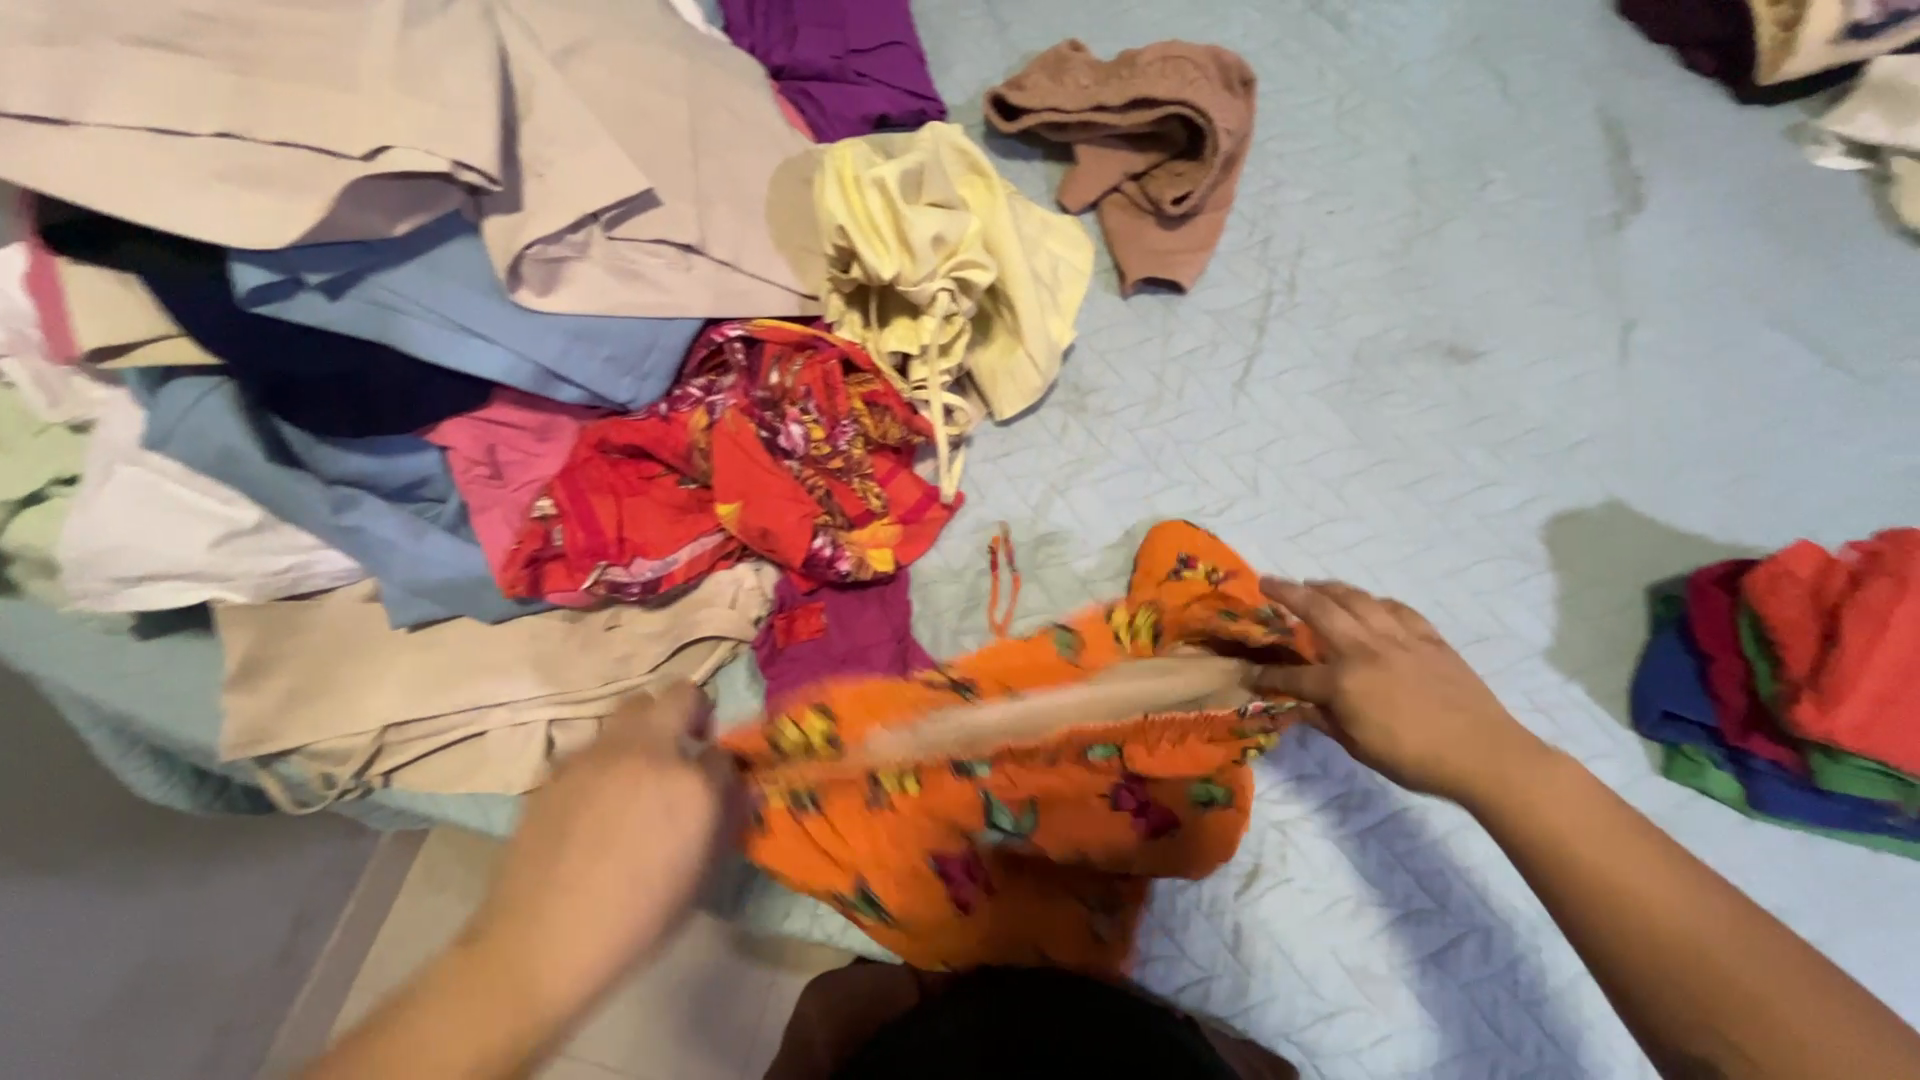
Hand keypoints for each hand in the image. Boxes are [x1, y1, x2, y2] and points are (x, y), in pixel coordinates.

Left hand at [463, 682, 740, 1007]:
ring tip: (639, 767)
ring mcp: (598, 755)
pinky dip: (607, 756)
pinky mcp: (559, 767)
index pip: (723, 751)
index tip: (715, 784)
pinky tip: (597, 795)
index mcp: (692, 785)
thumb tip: (726, 789)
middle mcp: (648, 754)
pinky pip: (594, 743)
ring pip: (633, 707)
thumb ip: (719, 819)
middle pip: (680, 695)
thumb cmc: (636, 920)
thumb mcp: (699, 874)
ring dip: (647, 726)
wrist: (543, 942)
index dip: (722, 767)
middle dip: (691, 712)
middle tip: (687, 744)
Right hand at [1256, 578, 1552, 802]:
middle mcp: (1364, 650)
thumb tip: (1297, 707)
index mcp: (1342, 683)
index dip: (1266, 674)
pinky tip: (1368, 603)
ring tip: (1312, 583)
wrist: (1484, 754)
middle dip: (1287, 594)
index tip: (1247, 671)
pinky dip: (1376, 602)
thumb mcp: (1359, 748)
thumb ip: (1325, 721)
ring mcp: (1398, 639)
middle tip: (1267, 583)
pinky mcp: (1428, 638)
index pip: (1292, 675)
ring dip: (1328, 587)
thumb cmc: (1415, 759)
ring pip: (1356, 599)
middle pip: (1318, 611)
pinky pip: (1396, 609)